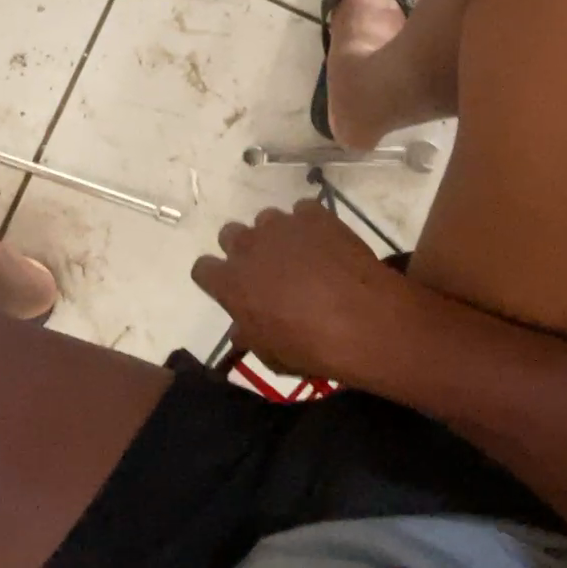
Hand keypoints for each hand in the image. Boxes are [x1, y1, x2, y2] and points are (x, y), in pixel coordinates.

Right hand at [191, 200, 409, 380]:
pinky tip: (325, 245)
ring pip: (266, 220)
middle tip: (266, 271)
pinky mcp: (314, 214)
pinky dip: (309, 225)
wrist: (363, 320)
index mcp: (231, 282)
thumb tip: (242, 327)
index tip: (232, 289)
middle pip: (230, 235)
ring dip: (276, 236)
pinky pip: (303, 212)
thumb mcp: (272, 355)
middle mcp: (249, 246)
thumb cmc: (312, 347)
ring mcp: (282, 225)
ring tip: (300, 256)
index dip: (217, 278)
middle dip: (243, 250)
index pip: (203, 269)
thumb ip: (250, 335)